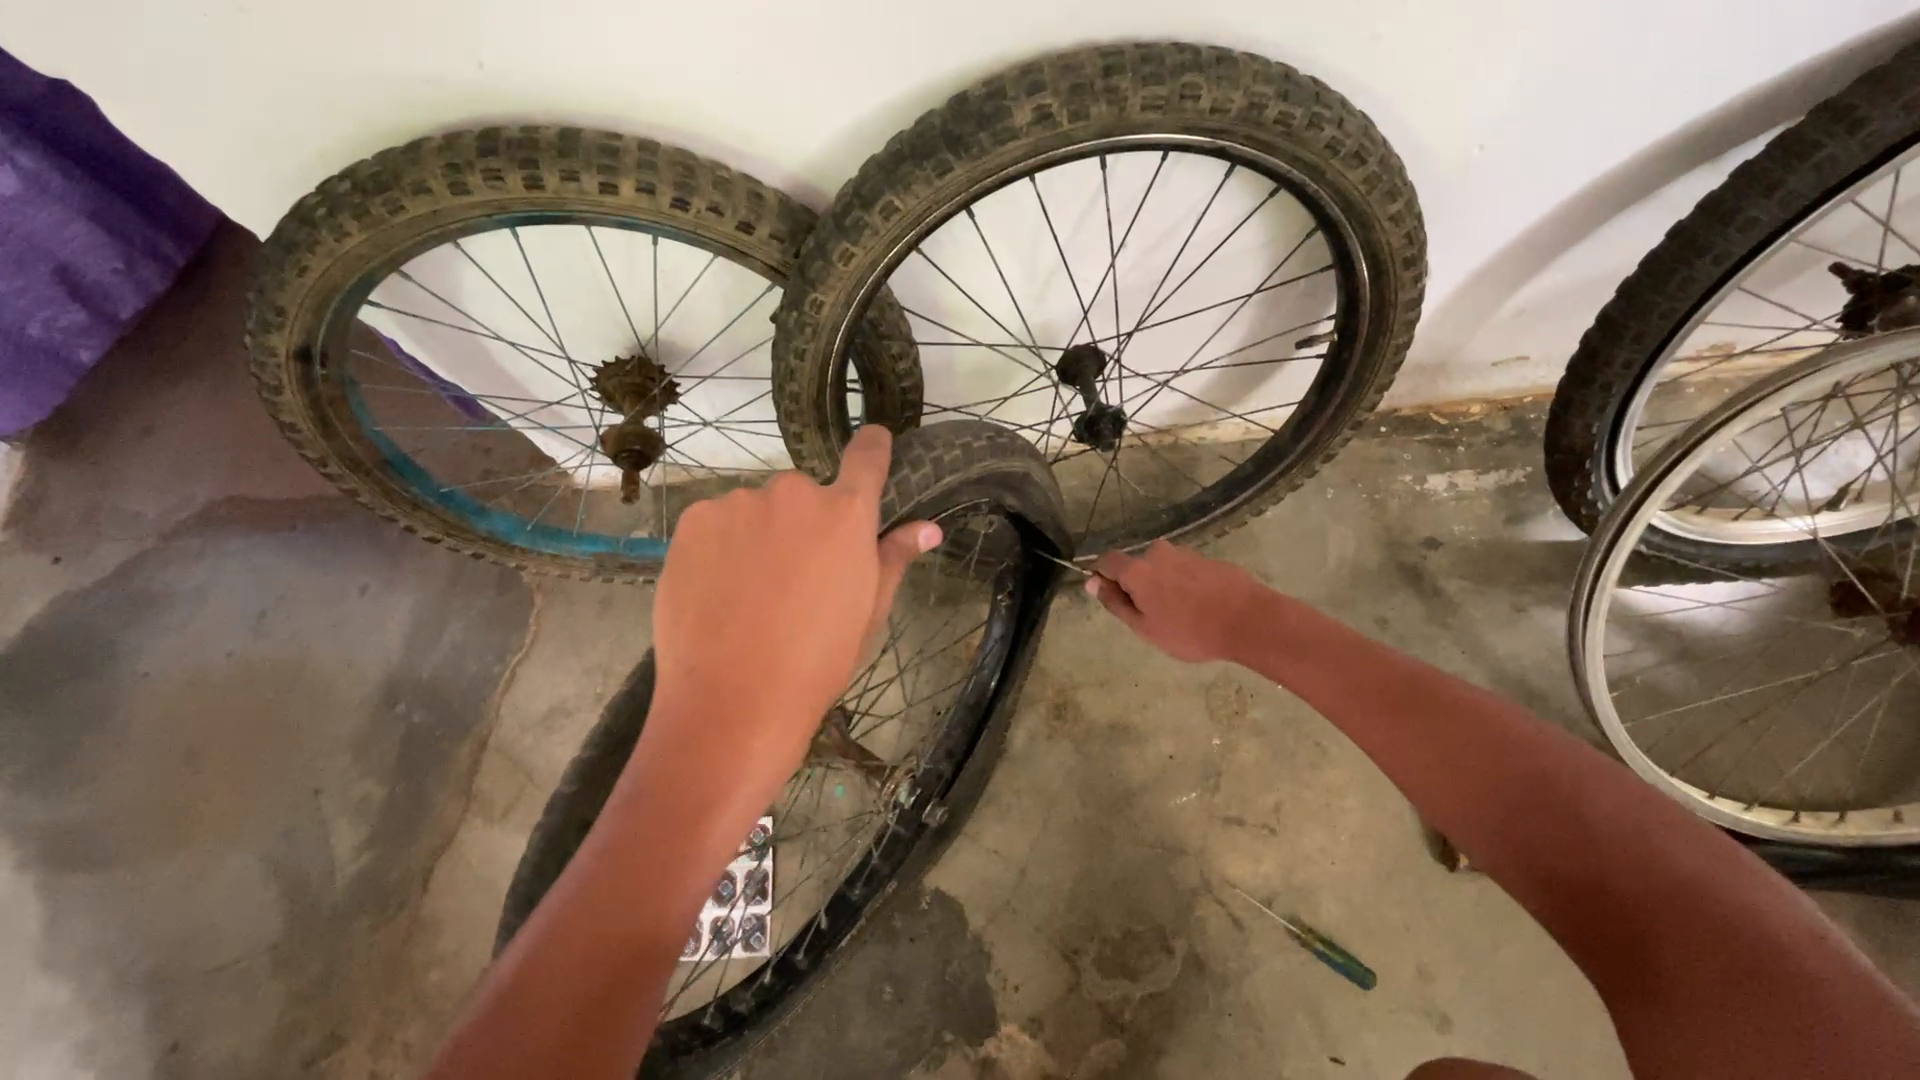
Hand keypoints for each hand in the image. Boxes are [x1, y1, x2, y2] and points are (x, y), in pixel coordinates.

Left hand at [647, 426, 941, 802]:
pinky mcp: (693, 522)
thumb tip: (928, 527)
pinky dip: (720, 547)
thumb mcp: (868, 613)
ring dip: (758, 535)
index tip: (873, 440)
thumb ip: (894, 558)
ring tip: (750, 592)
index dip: (873, 447)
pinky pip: (716, 523)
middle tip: (796, 576)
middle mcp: (793, 494)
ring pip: (755, 510)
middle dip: (802, 523)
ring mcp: (738, 504)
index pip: (867, 457)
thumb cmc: (818, 662)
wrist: (733, 702)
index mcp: (846, 515)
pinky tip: (718, 590)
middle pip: (803, 495)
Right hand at [1088, 540, 1266, 663]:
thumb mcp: (1144, 627)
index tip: (1112, 599)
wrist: (1248, 620)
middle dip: (1138, 586)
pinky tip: (1201, 608)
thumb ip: (1115, 603)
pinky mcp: (1209, 559)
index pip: (1106, 561)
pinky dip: (1185, 585)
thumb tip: (1092, 583)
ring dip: (1164, 586)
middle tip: (1152, 616)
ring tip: (1180, 615)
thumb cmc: (1189, 631)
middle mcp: (1158, 553)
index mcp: (1137, 569)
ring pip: (1162, 568)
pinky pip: (1186, 570)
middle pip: (1137, 566)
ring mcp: (1186, 553)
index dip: (1102, 577)